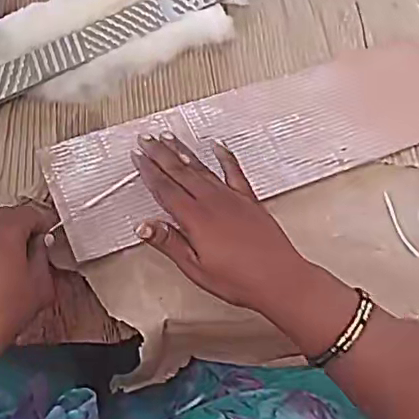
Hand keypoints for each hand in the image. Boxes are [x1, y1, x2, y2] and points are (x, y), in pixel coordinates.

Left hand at [0, 203, 58, 349]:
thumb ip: (43, 258)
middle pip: (8, 217)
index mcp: (7, 228)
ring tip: (21, 263)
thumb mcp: (39, 285)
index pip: (30, 213)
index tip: (52, 238)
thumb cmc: (6, 308)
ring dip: (7, 239)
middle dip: (25, 228)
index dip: (45, 223)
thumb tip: (40, 245)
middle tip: (39, 248)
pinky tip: (0, 275)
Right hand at [131, 135, 348, 318]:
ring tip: (168, 138)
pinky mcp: (249, 200)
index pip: (165, 188)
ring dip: (183, 150)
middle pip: (180, 171)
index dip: (148, 171)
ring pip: (201, 167)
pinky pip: (234, 171)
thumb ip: (169, 243)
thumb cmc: (240, 279)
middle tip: (146, 139)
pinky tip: (216, 146)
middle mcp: (212, 202)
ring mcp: (232, 198)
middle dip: (159, 153)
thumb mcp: (195, 267)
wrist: (281, 280)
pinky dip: (224, 156)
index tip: (137, 157)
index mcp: (195, 218)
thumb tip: (144, 226)